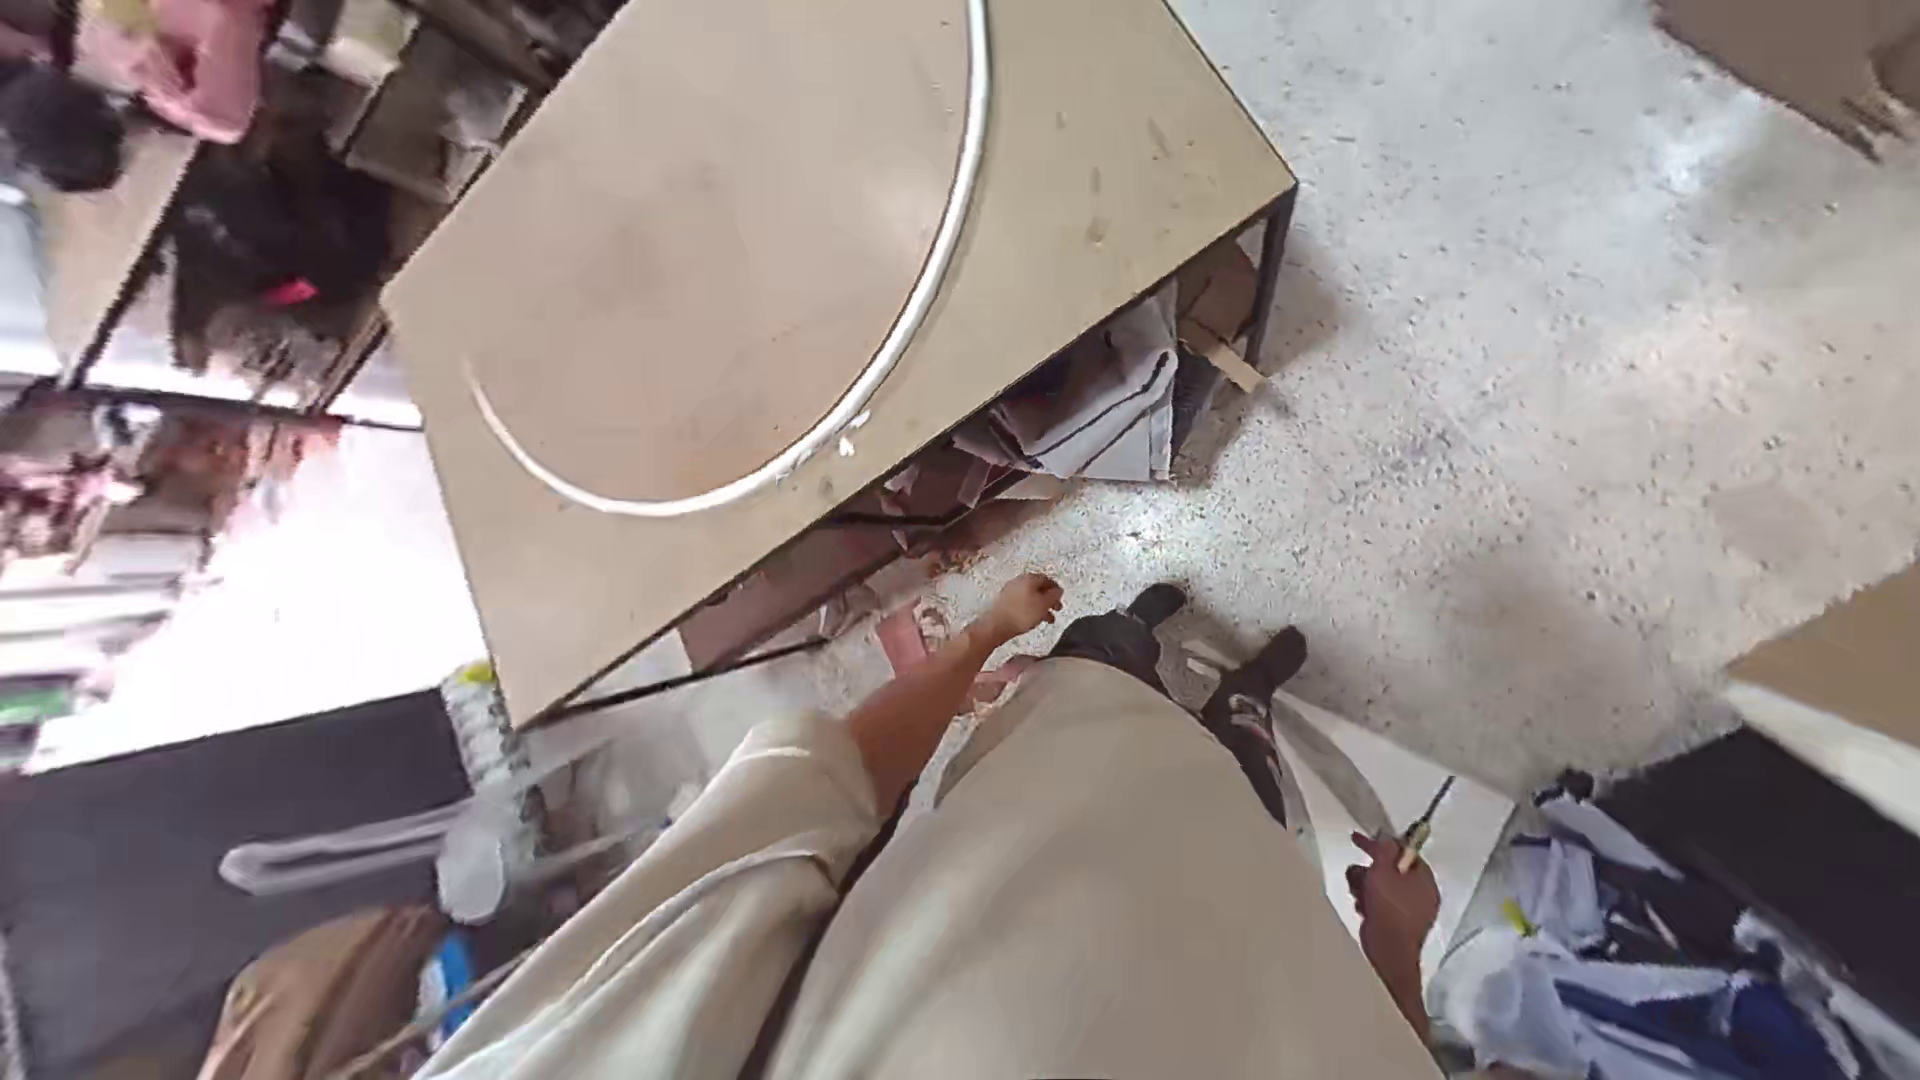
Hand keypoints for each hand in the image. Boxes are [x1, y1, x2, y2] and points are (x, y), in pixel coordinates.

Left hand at [975, 573, 1062, 644]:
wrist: (996, 625)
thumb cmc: (1021, 614)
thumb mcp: (1044, 604)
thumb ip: (1054, 595)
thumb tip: (1058, 590)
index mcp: (1029, 578)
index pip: (1047, 579)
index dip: (1056, 589)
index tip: (1060, 598)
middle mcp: (1018, 581)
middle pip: (1038, 587)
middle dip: (1048, 599)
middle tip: (1056, 608)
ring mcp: (1009, 591)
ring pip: (1030, 596)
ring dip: (1040, 606)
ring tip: (1046, 619)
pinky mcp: (1003, 602)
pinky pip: (1021, 603)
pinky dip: (1029, 609)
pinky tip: (1031, 619)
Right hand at [1347, 831, 1439, 959]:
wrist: (1389, 948)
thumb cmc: (1388, 905)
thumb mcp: (1383, 871)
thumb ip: (1385, 850)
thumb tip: (1388, 835)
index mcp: (1424, 881)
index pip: (1406, 854)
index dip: (1384, 845)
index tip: (1362, 840)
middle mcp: (1421, 894)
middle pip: (1392, 869)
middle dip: (1369, 868)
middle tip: (1355, 869)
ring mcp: (1409, 909)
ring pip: (1381, 884)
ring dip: (1364, 884)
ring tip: (1357, 892)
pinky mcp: (1396, 920)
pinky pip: (1380, 900)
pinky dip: (1368, 899)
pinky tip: (1362, 906)